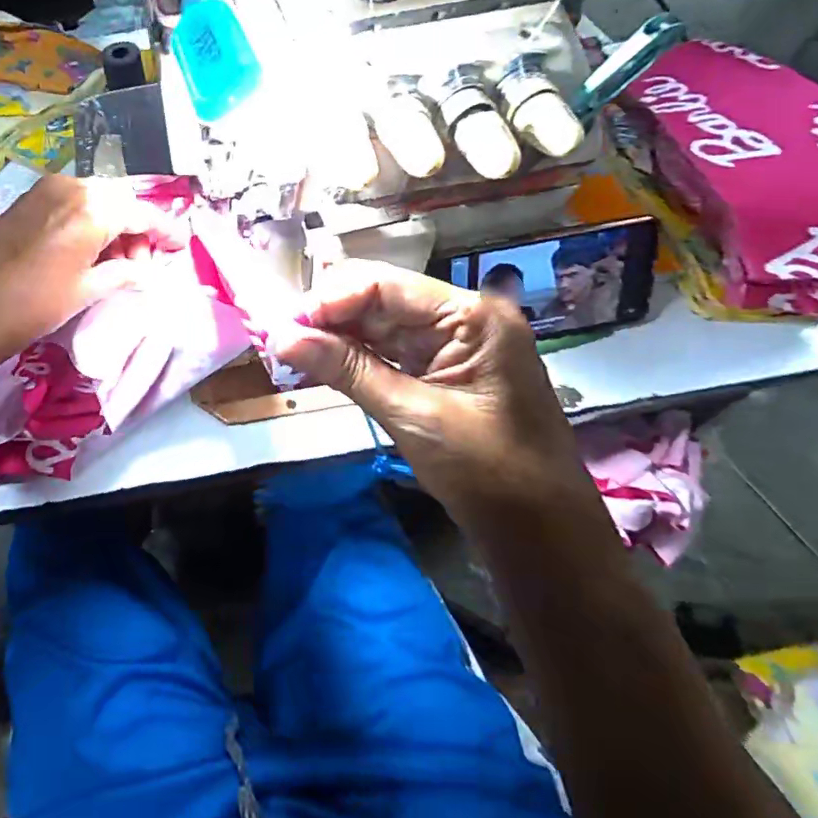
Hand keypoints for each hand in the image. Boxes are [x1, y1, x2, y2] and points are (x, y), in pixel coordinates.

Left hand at [0, 175, 184, 387]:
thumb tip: (146, 269)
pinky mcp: (26, 201)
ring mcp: (45, 190)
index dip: (164, 230)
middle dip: (136, 228)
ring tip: (117, 263)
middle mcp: (72, 186)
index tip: (180, 246)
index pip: (141, 212)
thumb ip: (123, 272)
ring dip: (111, 226)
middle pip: (118, 200)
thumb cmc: (31, 304)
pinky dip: (87, 222)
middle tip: (143, 264)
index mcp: (94, 206)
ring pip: (94, 200)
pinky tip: (88, 252)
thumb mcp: (86, 291)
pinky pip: (70, 204)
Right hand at [276, 260, 593, 519]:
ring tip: (286, 353)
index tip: (281, 325)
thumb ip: (346, 368)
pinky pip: (386, 351)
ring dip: (332, 338)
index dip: (328, 300)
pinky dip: (351, 358)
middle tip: (277, 340)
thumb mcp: (411, 414)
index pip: (384, 285)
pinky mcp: (440, 369)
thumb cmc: (487, 471)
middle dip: (325, 317)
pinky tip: (317, 364)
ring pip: (377, 325)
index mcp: (471, 316)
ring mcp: (452, 344)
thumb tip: (280, 336)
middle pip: (378, 299)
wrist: (540, 532)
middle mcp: (462, 318)